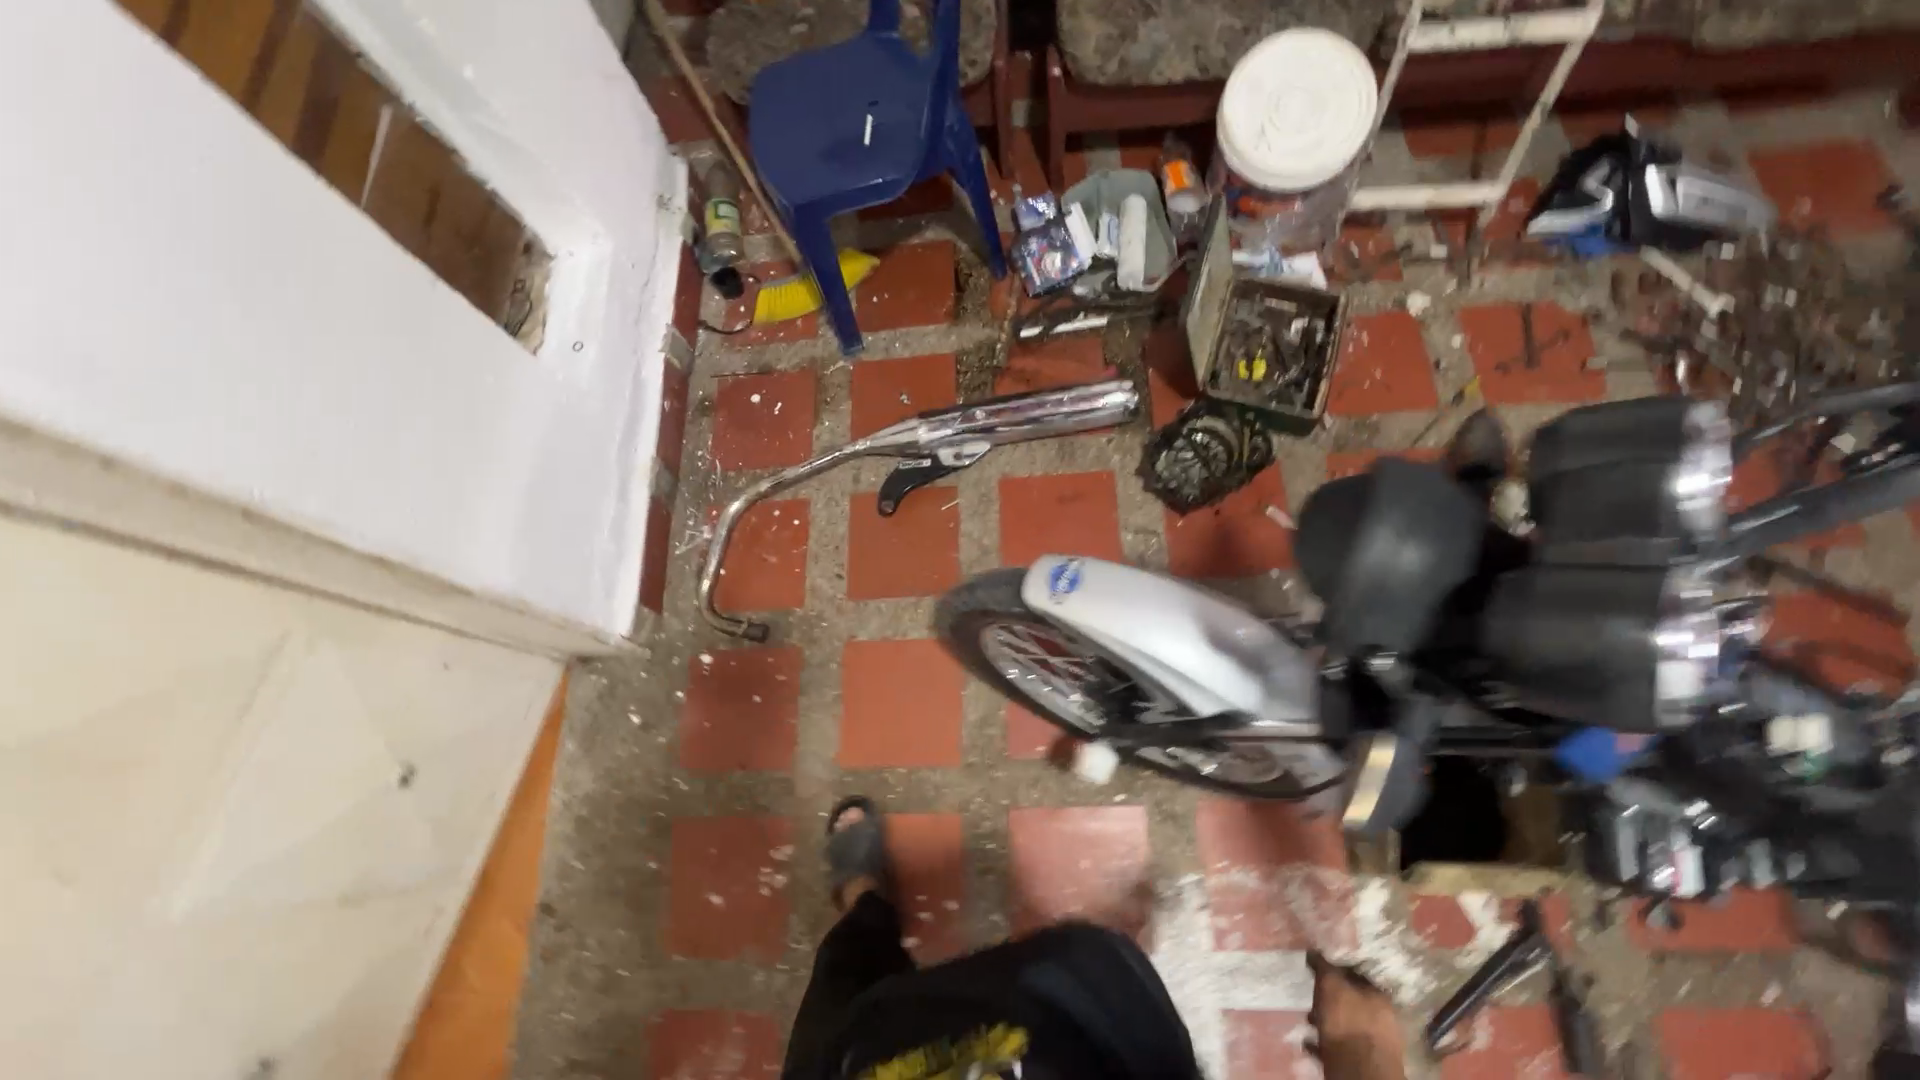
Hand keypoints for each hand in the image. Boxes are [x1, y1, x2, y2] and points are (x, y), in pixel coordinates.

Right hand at [1308, 953, 1407, 1079]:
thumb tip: (1313, 951)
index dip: (1335, 970)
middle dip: (1328, 999)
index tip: (1316, 972)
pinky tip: (1310, 1042)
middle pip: (1351, 1000)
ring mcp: (1376, 1041)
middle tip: (1311, 999)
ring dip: (1325, 1021)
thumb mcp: (1331, 985)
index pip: (1356, 973)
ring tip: (1308, 1023)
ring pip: (1346, 1024)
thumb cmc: (1346, 1023)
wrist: (1359, 1071)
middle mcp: (1383, 1017)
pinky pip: (1341, 1045)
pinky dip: (1325, 1042)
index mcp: (1379, 995)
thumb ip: (1323, 966)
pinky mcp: (1365, 1061)